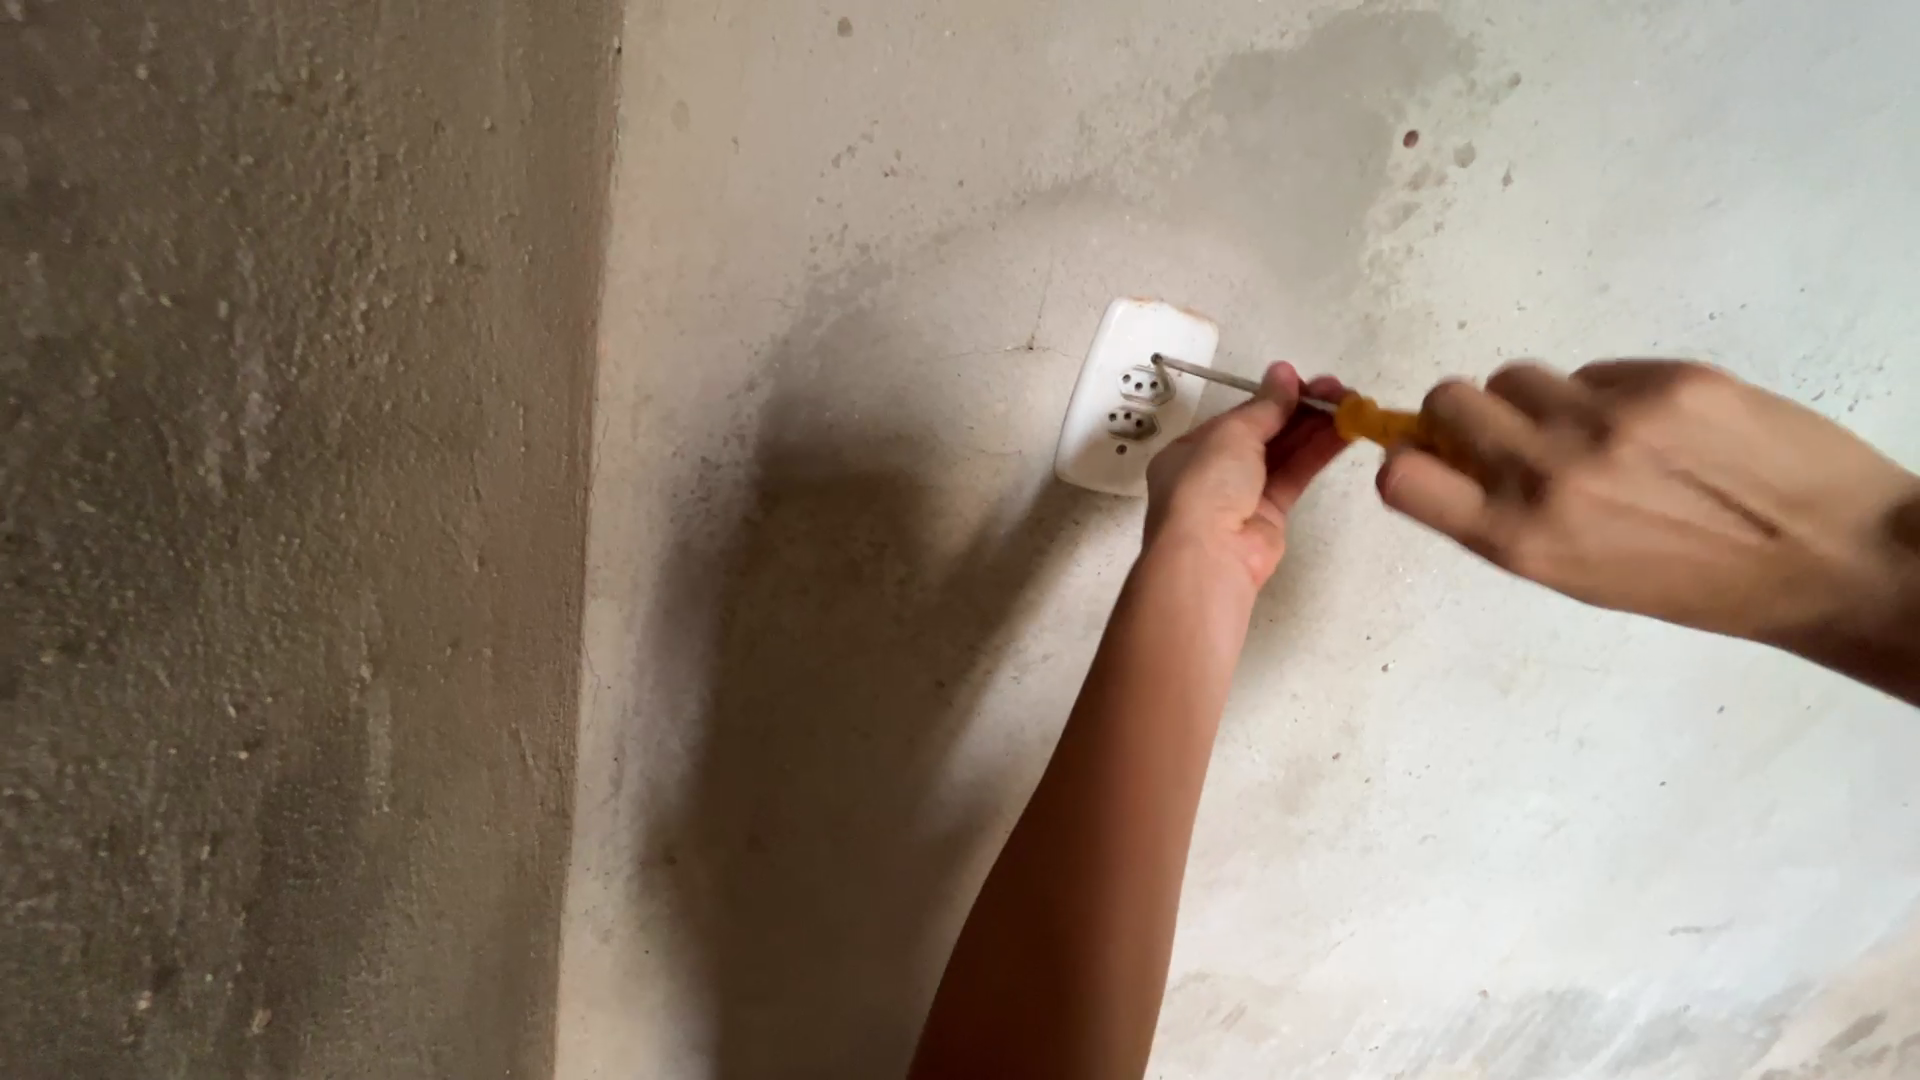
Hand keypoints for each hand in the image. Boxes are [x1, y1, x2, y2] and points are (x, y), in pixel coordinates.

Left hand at [1144, 362, 1349, 589]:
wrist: (1210, 554)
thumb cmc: (1206, 485)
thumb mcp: (1231, 434)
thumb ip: (1264, 406)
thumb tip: (1283, 372)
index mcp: (1190, 450)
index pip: (1236, 418)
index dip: (1271, 398)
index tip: (1306, 382)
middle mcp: (1212, 472)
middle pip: (1263, 434)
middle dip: (1299, 411)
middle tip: (1340, 391)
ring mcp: (1241, 495)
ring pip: (1283, 454)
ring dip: (1315, 428)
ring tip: (1352, 405)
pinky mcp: (1269, 515)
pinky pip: (1295, 476)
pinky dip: (1318, 453)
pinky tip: (1346, 432)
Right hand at [1377, 359, 1919, 643]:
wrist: (1835, 557)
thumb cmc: (1681, 581)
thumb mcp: (1563, 570)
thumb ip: (1489, 515)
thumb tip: (1439, 459)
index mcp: (1516, 536)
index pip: (1401, 476)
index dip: (1402, 458)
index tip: (1424, 458)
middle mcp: (1547, 474)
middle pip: (1446, 398)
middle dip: (1458, 413)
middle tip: (1499, 432)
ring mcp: (1607, 420)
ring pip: (1515, 375)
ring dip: (1530, 399)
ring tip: (1586, 430)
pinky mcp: (1668, 379)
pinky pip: (1592, 369)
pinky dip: (1603, 392)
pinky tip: (1652, 426)